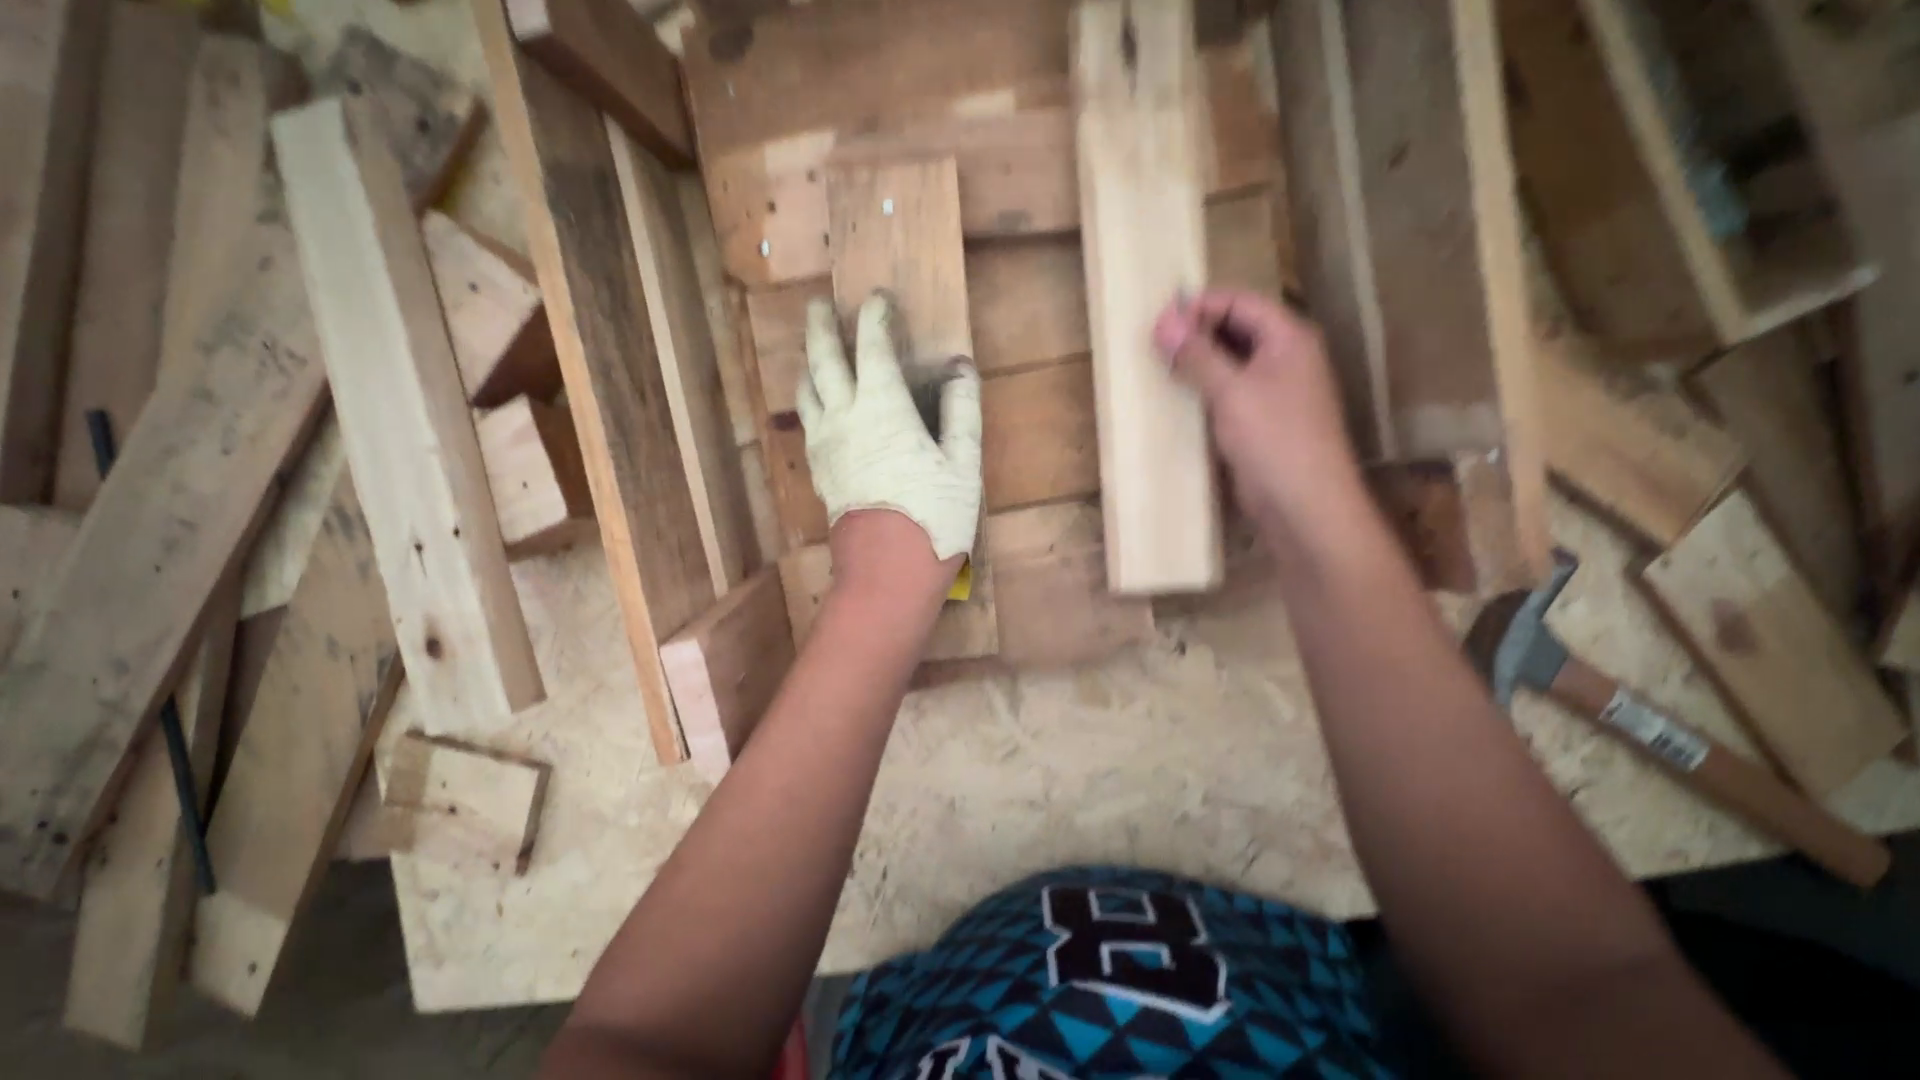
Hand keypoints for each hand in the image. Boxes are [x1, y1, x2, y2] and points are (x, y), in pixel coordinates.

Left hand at [798, 291, 982, 579]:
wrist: (885, 571)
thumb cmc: (932, 514)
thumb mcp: (962, 462)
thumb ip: (961, 410)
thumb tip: (960, 367)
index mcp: (882, 407)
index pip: (872, 345)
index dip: (875, 316)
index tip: (879, 298)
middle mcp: (843, 416)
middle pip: (822, 359)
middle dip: (822, 326)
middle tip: (820, 304)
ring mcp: (825, 444)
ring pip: (806, 390)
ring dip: (809, 363)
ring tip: (814, 350)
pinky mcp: (819, 469)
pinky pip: (808, 422)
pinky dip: (811, 400)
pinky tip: (819, 405)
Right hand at [1152, 289, 1366, 533]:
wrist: (1306, 507)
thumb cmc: (1275, 440)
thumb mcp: (1232, 391)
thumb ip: (1197, 355)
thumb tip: (1164, 322)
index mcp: (1289, 338)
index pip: (1239, 302)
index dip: (1199, 307)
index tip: (1158, 323)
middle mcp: (1286, 358)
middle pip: (1236, 329)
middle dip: (1196, 334)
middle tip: (1153, 346)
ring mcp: (1276, 392)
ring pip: (1231, 363)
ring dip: (1198, 364)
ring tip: (1159, 370)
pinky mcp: (1263, 423)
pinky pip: (1230, 394)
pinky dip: (1205, 392)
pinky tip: (1178, 402)